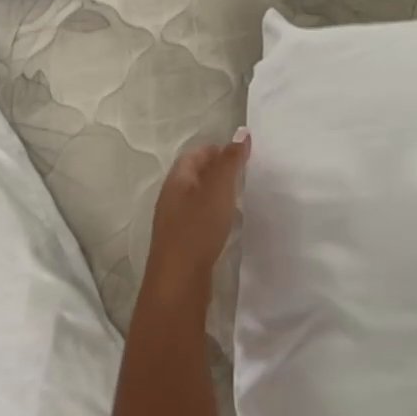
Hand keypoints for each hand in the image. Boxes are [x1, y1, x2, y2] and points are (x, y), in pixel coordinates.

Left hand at [147, 131, 251, 297]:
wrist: (178, 282)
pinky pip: (198, 218)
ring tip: (240, 196)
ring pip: (196, 198)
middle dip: (217, 169)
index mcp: (177, 181)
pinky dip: (214, 213)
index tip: (241, 152)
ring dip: (216, 193)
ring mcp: (174, 222)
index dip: (216, 149)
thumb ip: (230, 162)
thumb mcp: (218, 191)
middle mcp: (171, 198)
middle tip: (245, 172)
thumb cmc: (197, 230)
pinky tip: (228, 223)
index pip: (194, 154)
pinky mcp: (181, 243)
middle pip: (194, 175)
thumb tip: (242, 133)